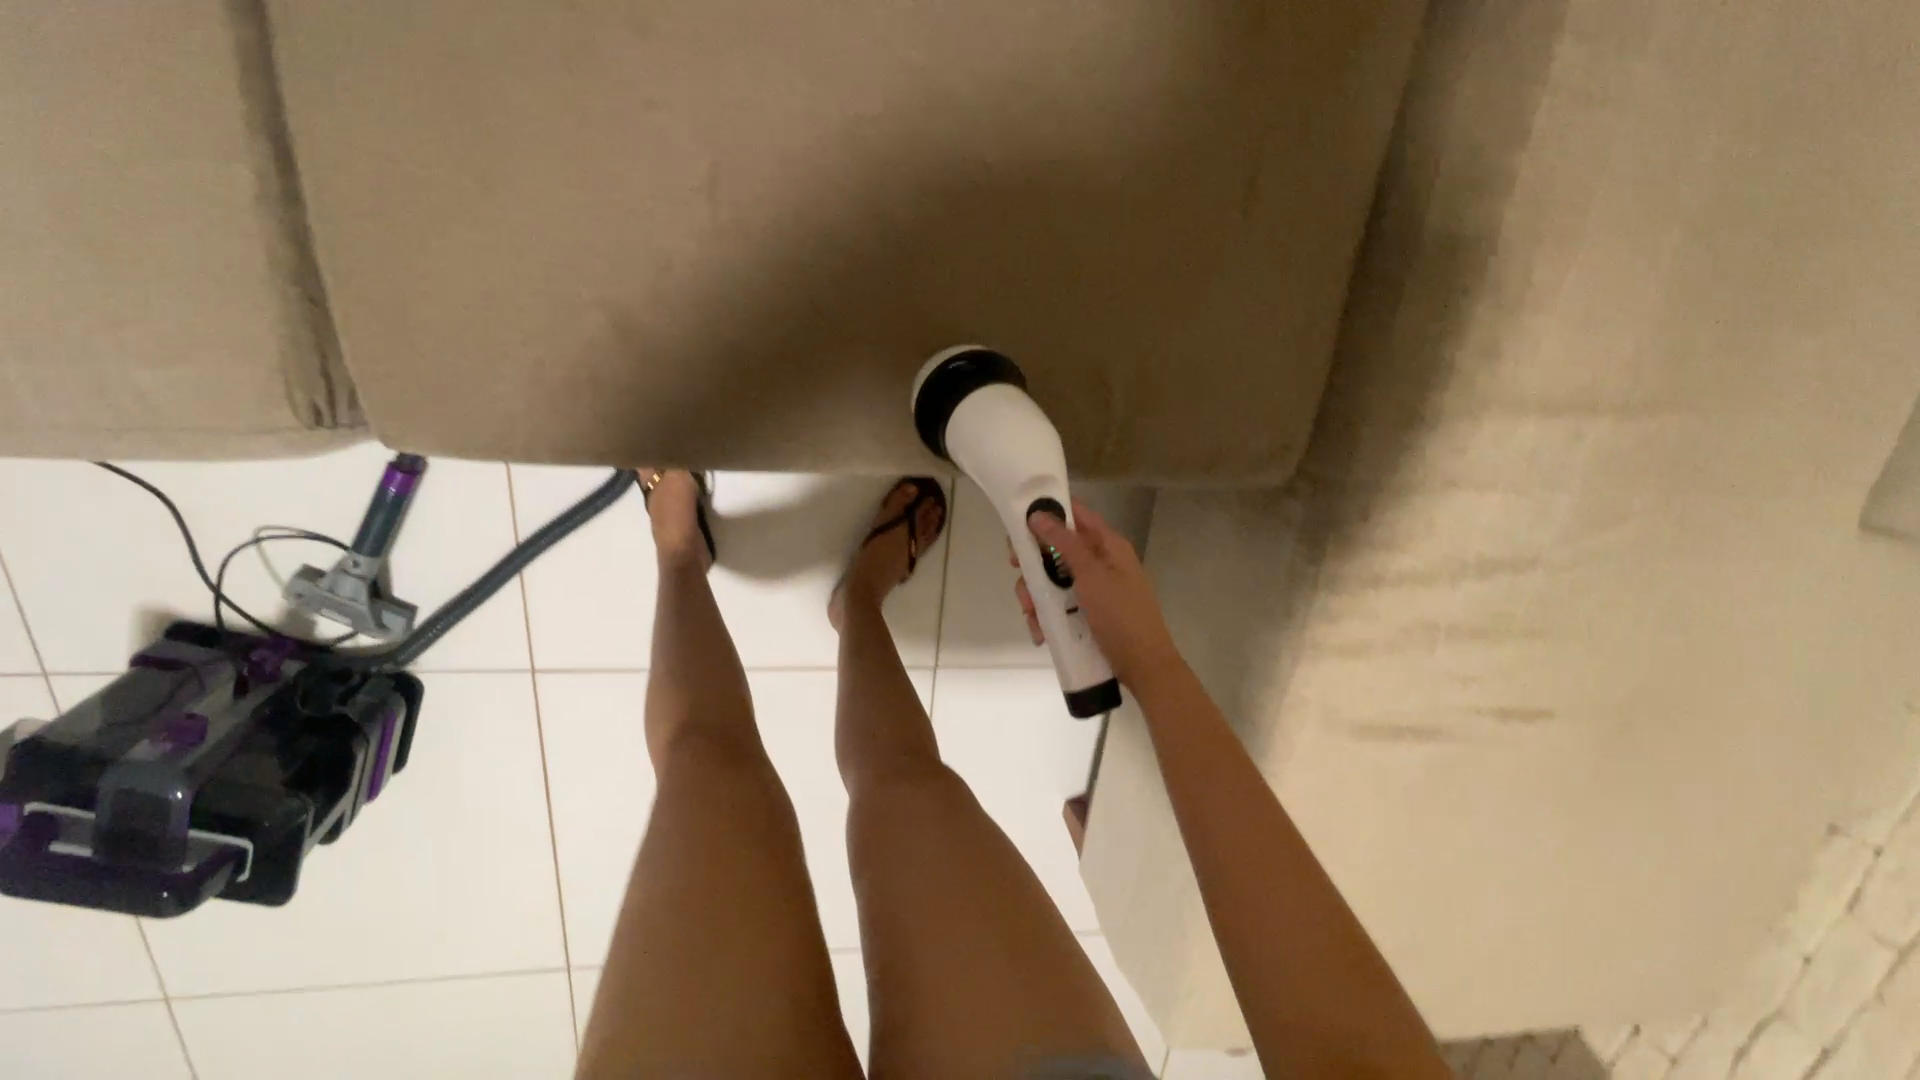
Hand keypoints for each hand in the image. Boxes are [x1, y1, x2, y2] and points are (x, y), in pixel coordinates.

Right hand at [1011, 499, 1181, 687]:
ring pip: (1052, 579)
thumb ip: (1064, 543)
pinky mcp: (1086, 612)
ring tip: (1031, 615)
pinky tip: (1040, 632)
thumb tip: (1038, 513)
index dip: (1048, 512)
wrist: (1143, 666)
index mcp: (1107, 545)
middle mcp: (1099, 562)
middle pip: (1056, 548)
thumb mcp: (1091, 575)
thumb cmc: (1120, 615)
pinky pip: (1058, 604)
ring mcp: (1092, 588)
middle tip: (1017, 570)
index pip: (1075, 514)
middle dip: (1034, 562)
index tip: (1019, 522)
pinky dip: (1046, 615)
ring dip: (1036, 595)